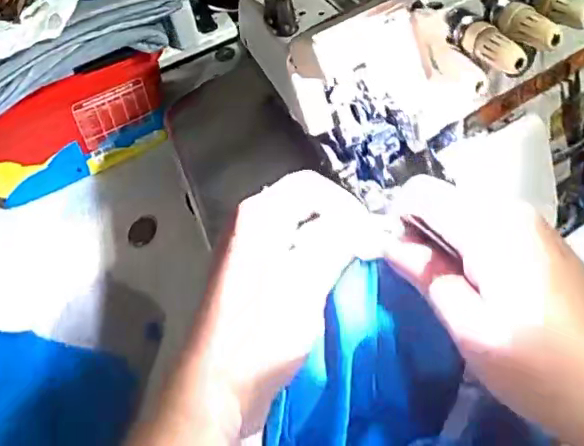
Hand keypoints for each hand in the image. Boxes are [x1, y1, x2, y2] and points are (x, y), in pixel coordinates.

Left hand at [145, 170, 390, 443]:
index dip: (346, 204)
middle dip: (340, 220)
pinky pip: (291, 250)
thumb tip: (368, 225)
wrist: (214, 397)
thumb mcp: (307, 284)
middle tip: (365, 244)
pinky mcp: (249, 278)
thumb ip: (339, 242)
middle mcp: (247, 223)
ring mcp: (246, 250)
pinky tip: (327, 282)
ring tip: (352, 263)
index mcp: (258, 214)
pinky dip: (314, 258)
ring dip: (329, 240)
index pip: (313, 185)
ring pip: (300, 227)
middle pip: (306, 202)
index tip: (370, 231)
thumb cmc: (258, 339)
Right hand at [384, 176, 583, 445]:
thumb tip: (391, 243)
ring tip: (453, 297)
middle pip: (449, 200)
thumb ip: (430, 278)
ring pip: (473, 215)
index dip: (396, 218)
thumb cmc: (539, 365)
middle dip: (424, 232)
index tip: (390, 258)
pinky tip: (489, 295)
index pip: (422, 191)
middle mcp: (513, 208)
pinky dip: (479, 250)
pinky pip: (499, 229)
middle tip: (420, 286)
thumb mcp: (473, 331)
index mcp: (490, 221)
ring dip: (451, 244)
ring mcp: (536, 224)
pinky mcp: (550, 243)